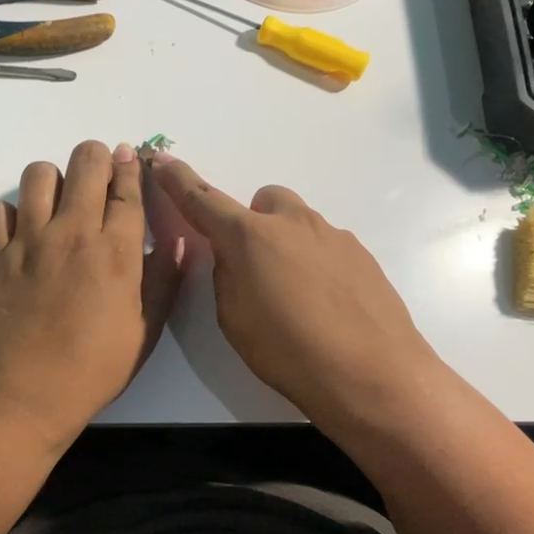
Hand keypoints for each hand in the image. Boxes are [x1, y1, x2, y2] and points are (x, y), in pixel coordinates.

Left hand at [0, 141, 182, 447]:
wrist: (24, 394)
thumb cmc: (92, 370)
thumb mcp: (144, 333)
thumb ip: (163, 283)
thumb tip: (177, 241)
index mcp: (116, 251)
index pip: (126, 188)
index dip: (130, 168)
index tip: (130, 160)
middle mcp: (72, 232)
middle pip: (85, 162)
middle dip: (96, 159)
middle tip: (97, 178)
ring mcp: (28, 240)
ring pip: (38, 174)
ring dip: (52, 180)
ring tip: (56, 204)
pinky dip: (8, 213)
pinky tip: (20, 233)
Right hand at [149, 155, 428, 426]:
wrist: (371, 373)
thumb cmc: (288, 352)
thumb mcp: (234, 320)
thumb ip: (227, 276)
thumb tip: (235, 257)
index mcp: (250, 238)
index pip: (202, 199)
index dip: (177, 180)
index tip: (162, 161)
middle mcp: (293, 224)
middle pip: (264, 201)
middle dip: (253, 223)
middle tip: (254, 268)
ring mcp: (333, 235)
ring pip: (299, 225)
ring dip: (287, 247)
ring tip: (295, 299)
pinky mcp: (362, 254)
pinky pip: (326, 247)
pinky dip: (316, 266)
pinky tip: (325, 307)